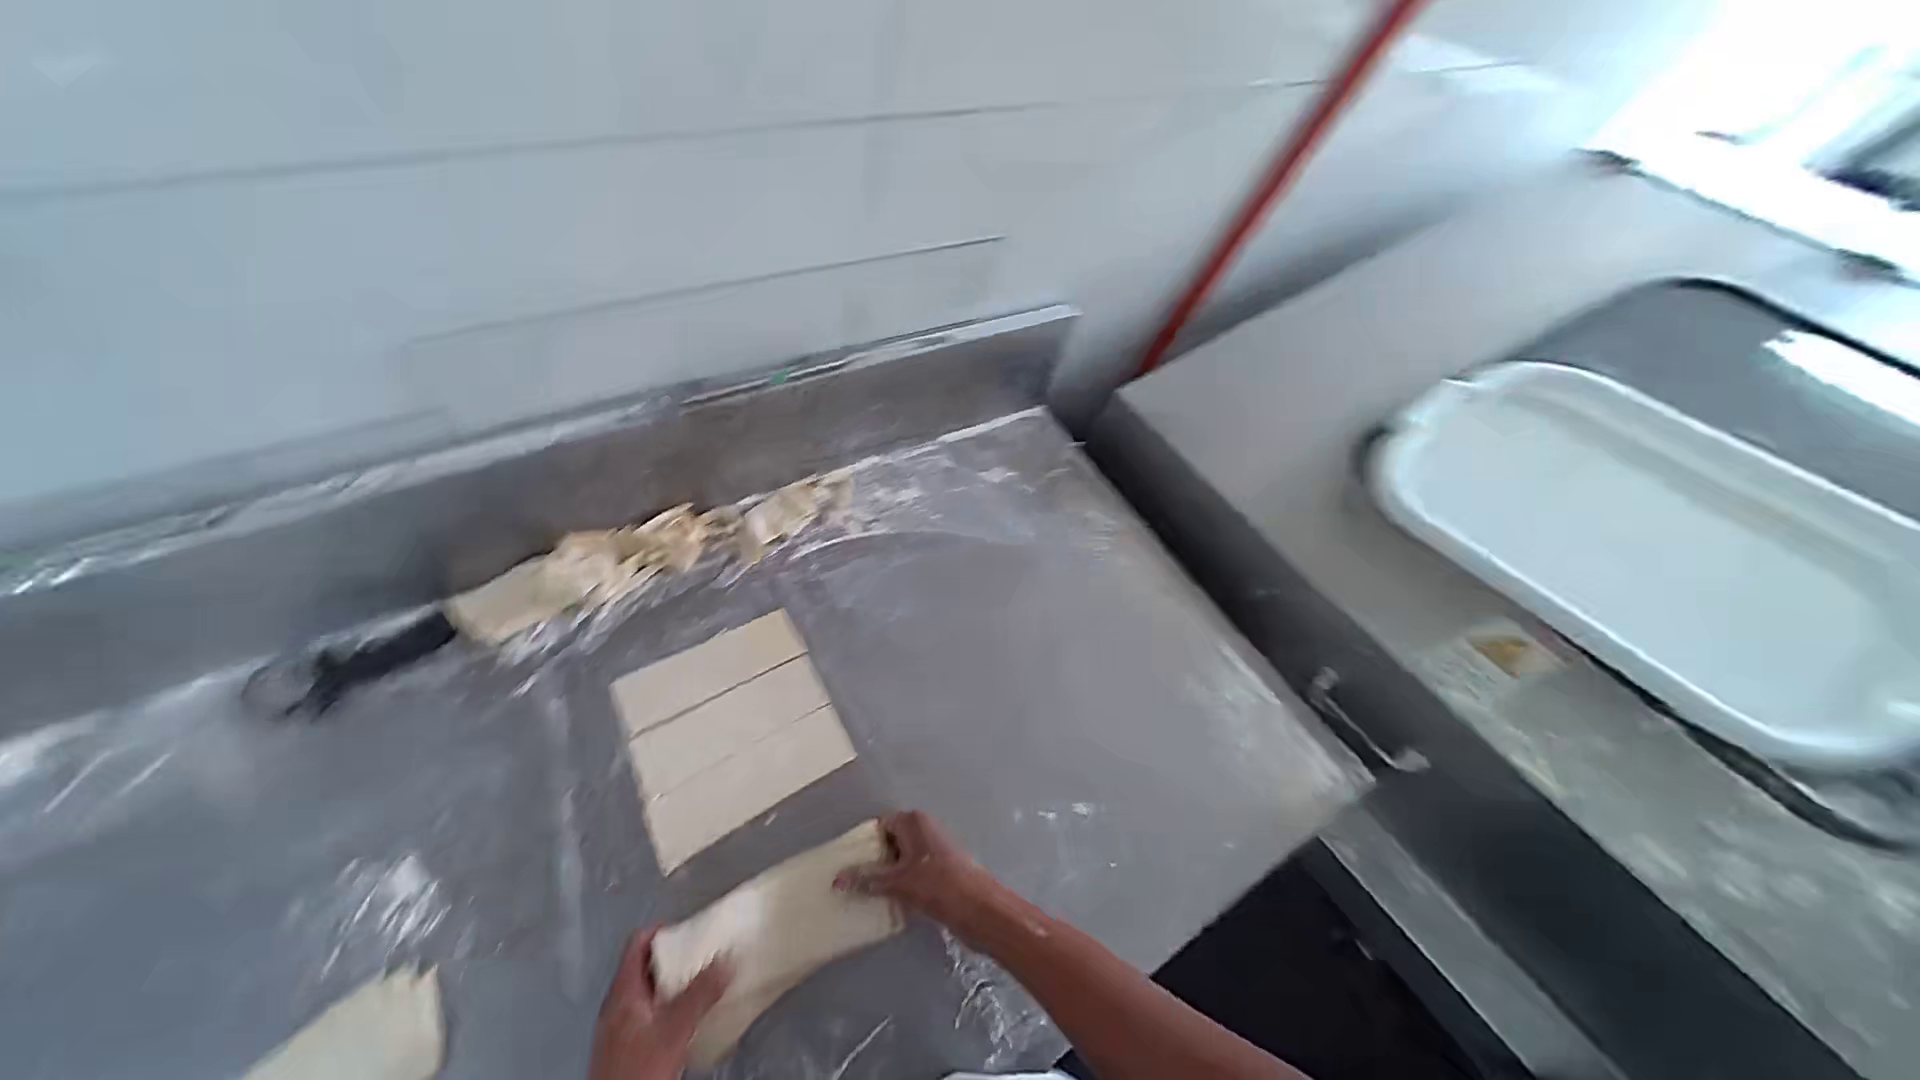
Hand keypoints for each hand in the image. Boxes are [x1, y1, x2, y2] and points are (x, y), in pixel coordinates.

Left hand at [590, 927, 730, 1079]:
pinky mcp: (625, 1047)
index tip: (691, 931)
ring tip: (701, 983)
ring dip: (673, 982)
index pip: (638, 943)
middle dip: (675, 957)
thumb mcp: (675, 1029)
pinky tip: (686, 1018)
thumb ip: (701, 992)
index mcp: (623, 992)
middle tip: (703, 955)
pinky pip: (648, 1011)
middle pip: (645, 965)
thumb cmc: (639, 1071)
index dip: (664, 931)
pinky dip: (668, 1005)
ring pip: (648, 989)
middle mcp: (616, 1005)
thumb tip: (729, 958)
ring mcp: (618, 1027)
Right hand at [834, 810, 1005, 935]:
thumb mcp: (897, 882)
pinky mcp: (941, 868)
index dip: (865, 843)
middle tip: (854, 882)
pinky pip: (913, 871)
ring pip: (902, 858)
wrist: (978, 907)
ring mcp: (934, 848)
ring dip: (888, 874)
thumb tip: (836, 880)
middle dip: (875, 860)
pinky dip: (902, 882)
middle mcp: (924, 828)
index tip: (849, 864)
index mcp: (913, 821)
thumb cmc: (937, 885)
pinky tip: (892, 900)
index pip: (880, 825)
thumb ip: (866, 879)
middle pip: (891, 841)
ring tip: (869, 894)